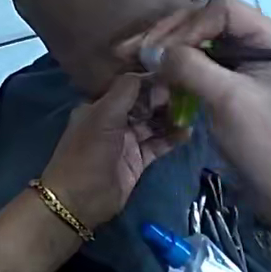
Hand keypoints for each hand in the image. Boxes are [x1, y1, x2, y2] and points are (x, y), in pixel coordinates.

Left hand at [38, 73, 184, 229]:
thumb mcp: (103, 116)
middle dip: (163, 99)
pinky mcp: (138, 160)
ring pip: (153, 123)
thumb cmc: (88, 153)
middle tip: (184, 97)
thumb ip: (125, 92)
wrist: (80, 199)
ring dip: (170, 118)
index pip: (129, 87)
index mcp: (99, 106)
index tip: (172, 78)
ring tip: (190, 113)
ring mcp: (127, 141)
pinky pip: (158, 144)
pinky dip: (172, 138)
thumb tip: (147, 72)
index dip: (149, 82)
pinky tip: (187, 132)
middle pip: (143, 104)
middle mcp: (113, 120)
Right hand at [120, 0, 270, 226]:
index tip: (165, 54)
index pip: (222, 8)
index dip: (190, 25)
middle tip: (135, 52)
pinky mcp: (224, 73)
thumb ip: (193, 67)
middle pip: (204, 16)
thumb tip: (156, 51)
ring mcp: (239, 56)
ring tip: (132, 57)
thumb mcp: (227, 100)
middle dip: (169, 33)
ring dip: (163, 45)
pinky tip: (148, 68)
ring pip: (193, 34)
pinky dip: (168, 60)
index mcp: (269, 37)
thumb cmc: (260, 141)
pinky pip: (192, 55)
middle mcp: (255, 38)